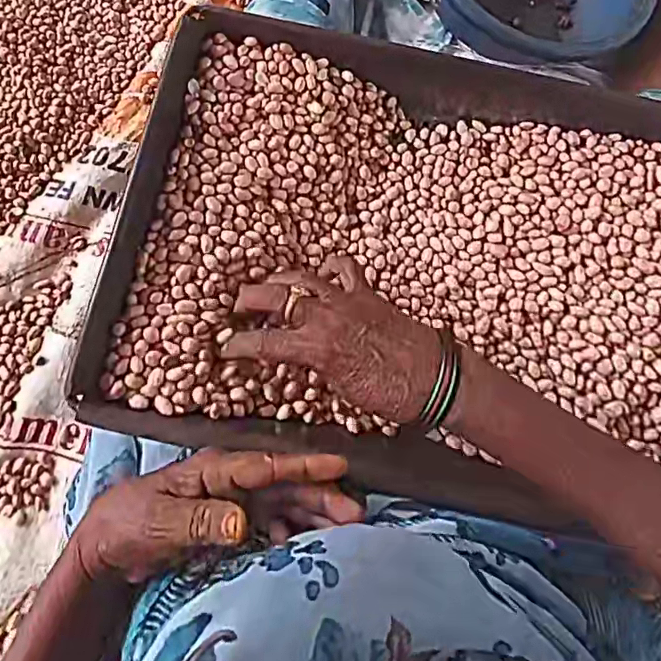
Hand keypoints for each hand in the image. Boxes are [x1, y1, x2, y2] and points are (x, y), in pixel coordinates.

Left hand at [71, 449, 362, 583]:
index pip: (267, 465)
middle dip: (320, 495)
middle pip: (283, 485)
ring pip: (282, 504)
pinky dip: (289, 534)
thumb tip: (242, 521)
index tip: (340, 465)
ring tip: (343, 531)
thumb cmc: (131, 520)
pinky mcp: (228, 523)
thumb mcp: (161, 521)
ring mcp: (230, 501)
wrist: (110, 541)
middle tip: (356, 513)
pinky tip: (302, 547)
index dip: (304, 466)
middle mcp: (229, 480)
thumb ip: (201, 519)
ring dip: (311, 515)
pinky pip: (269, 525)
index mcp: (214, 468)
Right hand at [223, 256, 446, 424]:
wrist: (435, 377)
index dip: (238, 345)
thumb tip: (296, 358)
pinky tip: (320, 273)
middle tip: (236, 307)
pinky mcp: (365, 292)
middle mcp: (325, 316)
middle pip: (274, 297)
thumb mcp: (342, 389)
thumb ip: (315, 366)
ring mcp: (345, 299)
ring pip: (302, 277)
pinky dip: (327, 267)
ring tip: (268, 285)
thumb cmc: (391, 393)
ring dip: (280, 280)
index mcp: (316, 347)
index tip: (225, 348)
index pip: (264, 342)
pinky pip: (341, 268)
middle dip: (248, 299)